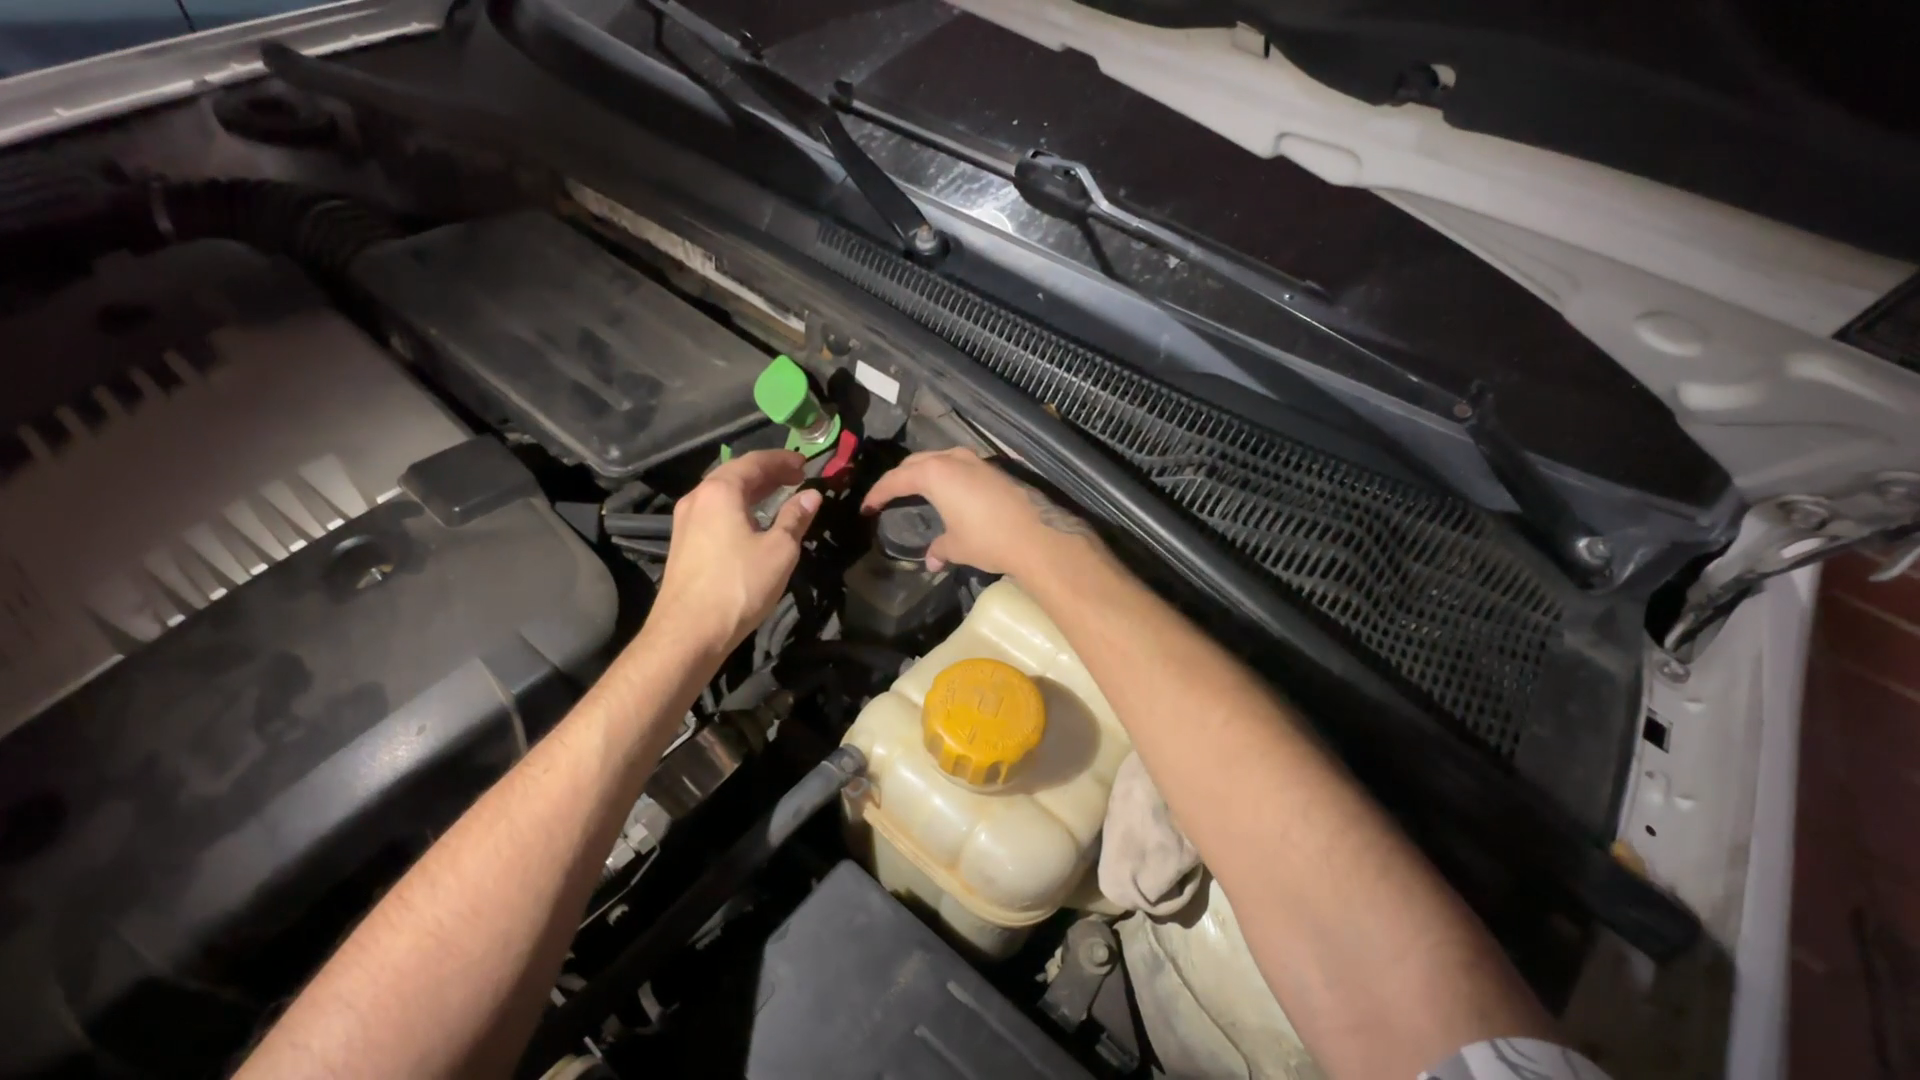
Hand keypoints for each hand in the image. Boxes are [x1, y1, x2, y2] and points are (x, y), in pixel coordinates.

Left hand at [652, 450, 821, 653]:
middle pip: (735, 474)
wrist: (688, 632)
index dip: (782, 460)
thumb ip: (795, 518)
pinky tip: (753, 522)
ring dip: (752, 491)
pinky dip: (738, 508)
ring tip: (779, 496)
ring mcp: (685, 521)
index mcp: (720, 491)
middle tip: (796, 478)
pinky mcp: (684, 543)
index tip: (806, 464)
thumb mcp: (779, 550)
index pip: (754, 461)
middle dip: (767, 473)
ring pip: (723, 494)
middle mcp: (698, 497)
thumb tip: (811, 495)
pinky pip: (715, 512)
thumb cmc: (738, 586)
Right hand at [861, 448, 1100, 575]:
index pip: (896, 479)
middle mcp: (953, 459)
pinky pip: (959, 466)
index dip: (878, 493)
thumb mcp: (956, 546)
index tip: (867, 507)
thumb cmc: (987, 539)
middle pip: (916, 462)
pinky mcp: (994, 470)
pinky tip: (948, 491)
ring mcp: (976, 461)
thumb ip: (939, 549)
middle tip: (889, 495)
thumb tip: (931, 560)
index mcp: (935, 474)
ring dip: (924, 471)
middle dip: (899, 477)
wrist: (1037, 535)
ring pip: (939, 458)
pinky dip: (946, 475)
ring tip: (916, 489)